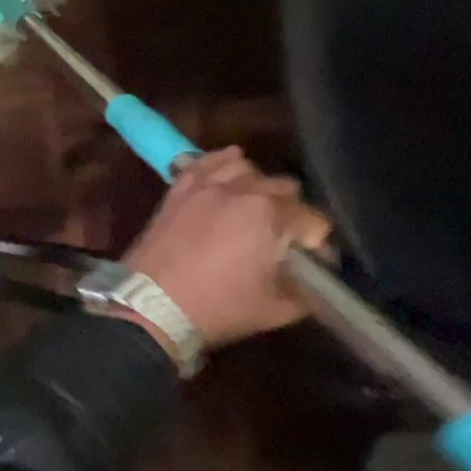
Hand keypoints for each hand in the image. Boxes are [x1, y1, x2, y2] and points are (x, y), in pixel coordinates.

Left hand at [118, 147, 329, 348]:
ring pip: (245, 168)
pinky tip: (230, 167)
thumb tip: (317, 274)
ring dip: (259, 185)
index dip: (317, 241)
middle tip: (285, 236)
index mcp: (269, 215)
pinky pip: (203, 163)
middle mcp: (239, 191)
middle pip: (283, 187)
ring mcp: (204, 187)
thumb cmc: (218, 306)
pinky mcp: (178, 191)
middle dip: (293, 211)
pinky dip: (220, 162)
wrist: (153, 303)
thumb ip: (308, 287)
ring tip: (259, 207)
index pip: (312, 218)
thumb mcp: (278, 307)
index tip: (312, 260)